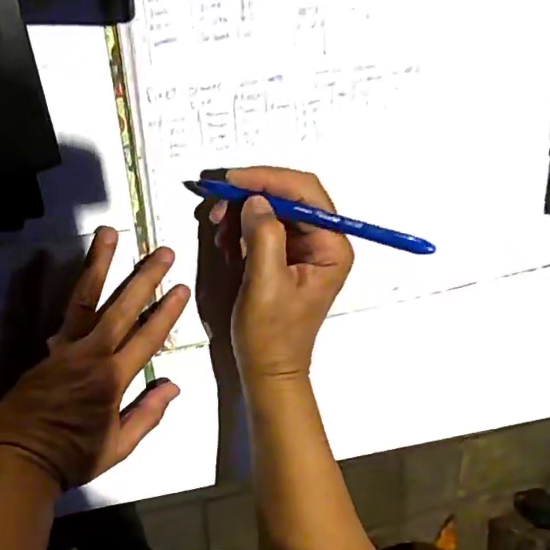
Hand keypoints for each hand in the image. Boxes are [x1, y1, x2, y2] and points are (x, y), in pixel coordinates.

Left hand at [0, 227, 190, 488]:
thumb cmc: (74, 457)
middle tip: (163, 251)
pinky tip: (83, 276)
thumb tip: (172, 385)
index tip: (181, 288)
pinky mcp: (46, 351)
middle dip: (144, 278)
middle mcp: (90, 355)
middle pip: (120, 308)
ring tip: (108, 234)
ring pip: (84, 298)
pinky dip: (77, 293)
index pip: (146, 338)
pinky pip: (65, 315)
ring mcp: (64, 349)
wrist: (20, 459)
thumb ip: (147, 414)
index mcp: (112, 379)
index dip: (166, 313)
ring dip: (99, 264)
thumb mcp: (119, 446)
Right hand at [198, 167, 353, 384]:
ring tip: (219, 228)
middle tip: (218, 204)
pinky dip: (242, 229)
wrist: (267, 369)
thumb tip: (255, 200)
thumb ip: (264, 236)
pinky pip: (263, 228)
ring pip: (273, 209)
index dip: (268, 180)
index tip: (232, 180)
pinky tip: (227, 243)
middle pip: (289, 196)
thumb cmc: (271, 337)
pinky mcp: (285, 257)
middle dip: (252, 196)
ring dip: (242, 212)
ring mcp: (304, 249)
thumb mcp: (266, 285)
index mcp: (331, 248)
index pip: (305, 193)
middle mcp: (323, 243)